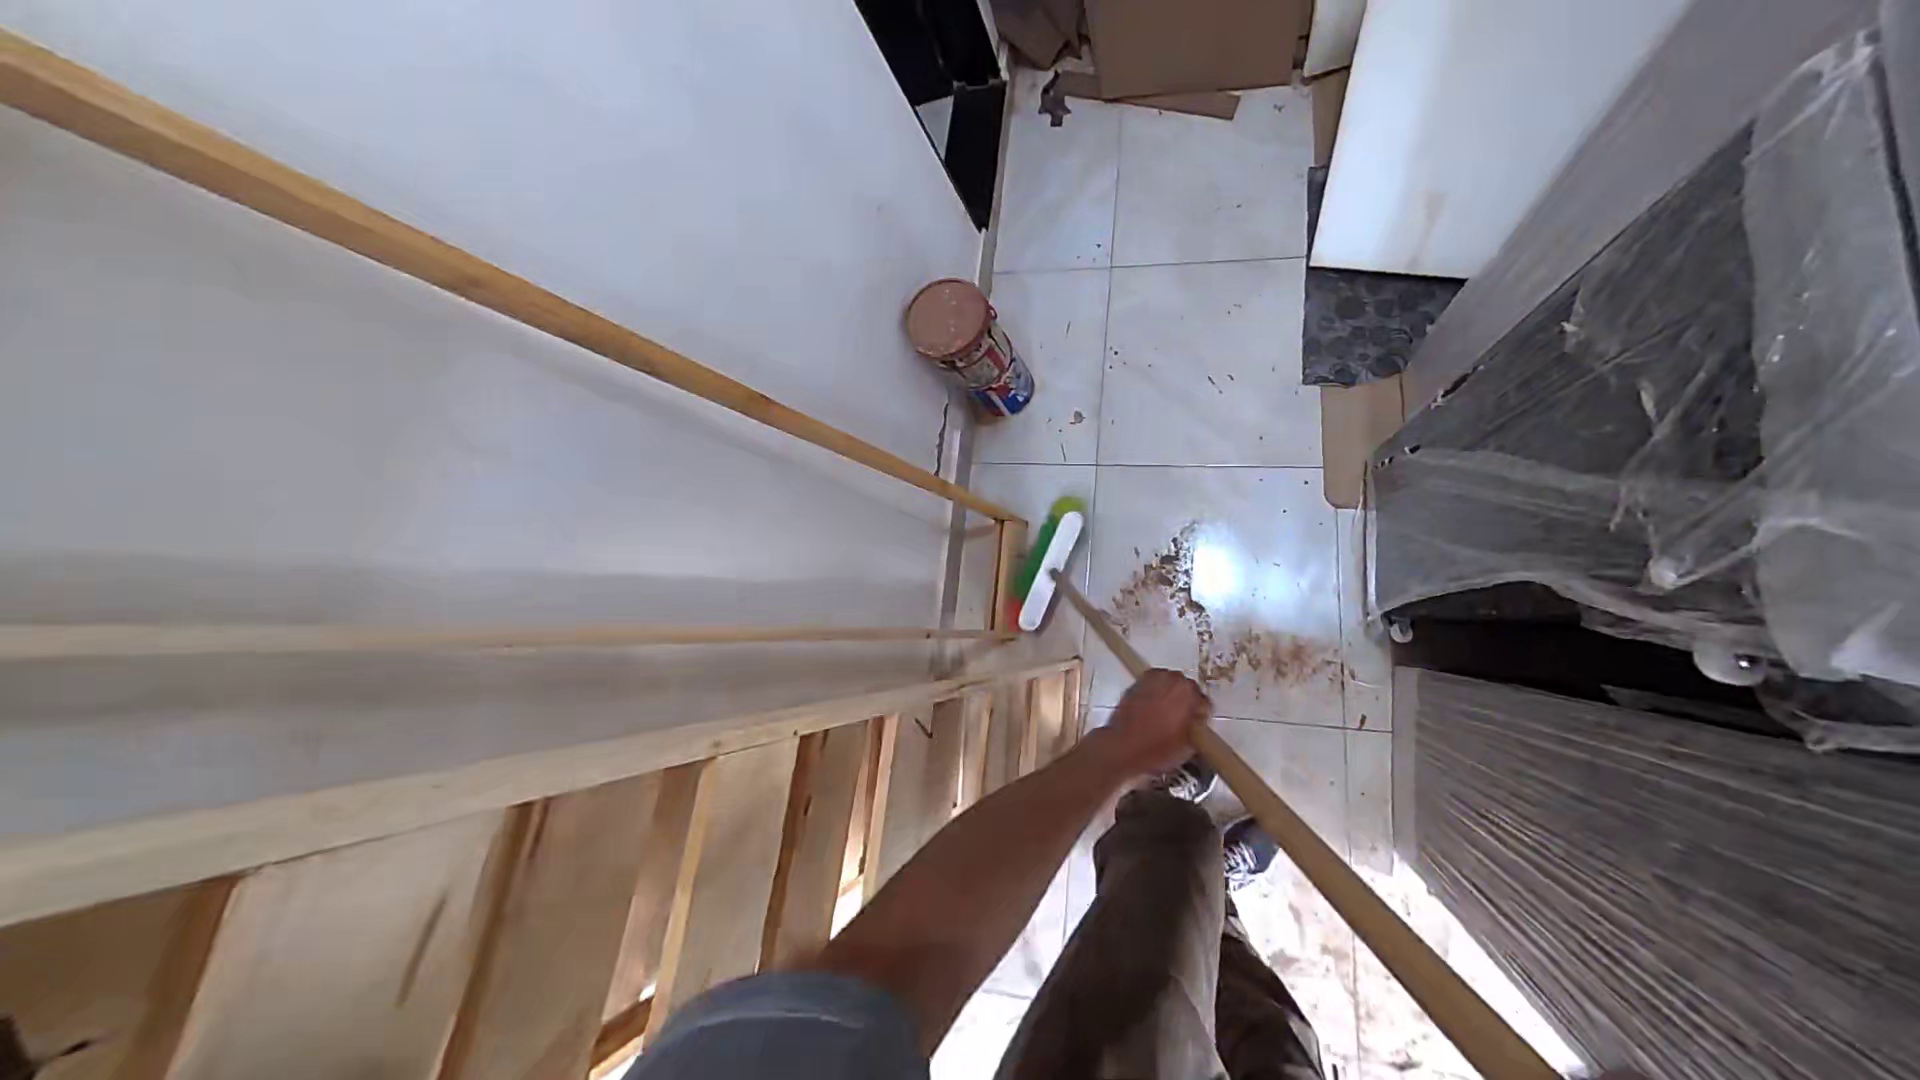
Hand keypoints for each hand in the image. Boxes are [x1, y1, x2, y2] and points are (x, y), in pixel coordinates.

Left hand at [1094, 668, 1209, 777]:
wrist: (1123, 746)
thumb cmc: (1156, 749)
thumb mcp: (1188, 746)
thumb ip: (1197, 728)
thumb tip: (1195, 723)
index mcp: (1190, 694)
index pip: (1204, 703)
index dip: (1199, 717)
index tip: (1194, 726)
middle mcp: (1173, 680)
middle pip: (1187, 689)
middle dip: (1185, 702)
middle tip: (1179, 720)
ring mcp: (1153, 678)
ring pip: (1169, 684)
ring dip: (1169, 695)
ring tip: (1163, 715)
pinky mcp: (1137, 681)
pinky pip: (1153, 685)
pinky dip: (1154, 693)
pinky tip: (1150, 709)